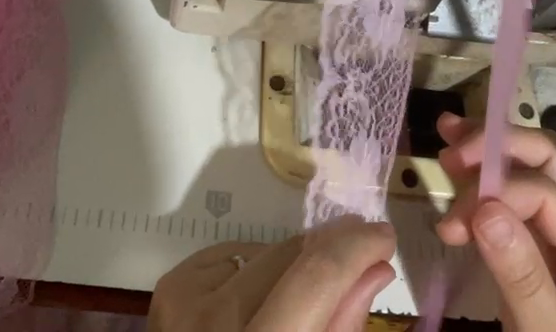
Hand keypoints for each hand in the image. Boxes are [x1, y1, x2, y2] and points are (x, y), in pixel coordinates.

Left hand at [147, 217, 396, 331]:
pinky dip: (256, 269)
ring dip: (294, 264)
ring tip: (304, 293)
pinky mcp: (171, 288)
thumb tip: (374, 269)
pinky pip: (233, 256)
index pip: (313, 280)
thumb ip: (339, 330)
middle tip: (363, 245)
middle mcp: (214, 322)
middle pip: (289, 257)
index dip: (355, 249)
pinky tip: (261, 296)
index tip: (384, 234)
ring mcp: (185, 302)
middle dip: (332, 248)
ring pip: (264, 252)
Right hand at [434, 113, 555, 331]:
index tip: (453, 223)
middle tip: (450, 156)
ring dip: (489, 152)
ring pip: (532, 173)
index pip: (550, 194)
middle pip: (549, 165)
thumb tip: (484, 208)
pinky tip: (455, 162)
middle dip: (498, 150)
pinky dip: (486, 179)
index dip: (499, 191)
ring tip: (446, 138)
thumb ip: (524, 279)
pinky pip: (517, 203)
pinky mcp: (545, 257)